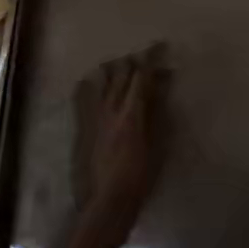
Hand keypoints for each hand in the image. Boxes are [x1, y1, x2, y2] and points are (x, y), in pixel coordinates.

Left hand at [76, 45, 167, 222]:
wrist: (108, 201)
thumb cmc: (140, 176)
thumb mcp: (158, 143)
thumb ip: (158, 112)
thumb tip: (162, 86)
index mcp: (132, 112)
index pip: (142, 76)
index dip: (151, 58)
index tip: (160, 45)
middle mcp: (111, 108)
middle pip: (122, 74)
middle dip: (135, 61)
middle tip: (147, 56)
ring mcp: (95, 117)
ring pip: (103, 82)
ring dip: (115, 70)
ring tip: (123, 65)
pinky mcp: (86, 127)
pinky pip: (86, 98)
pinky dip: (92, 86)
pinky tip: (93, 83)